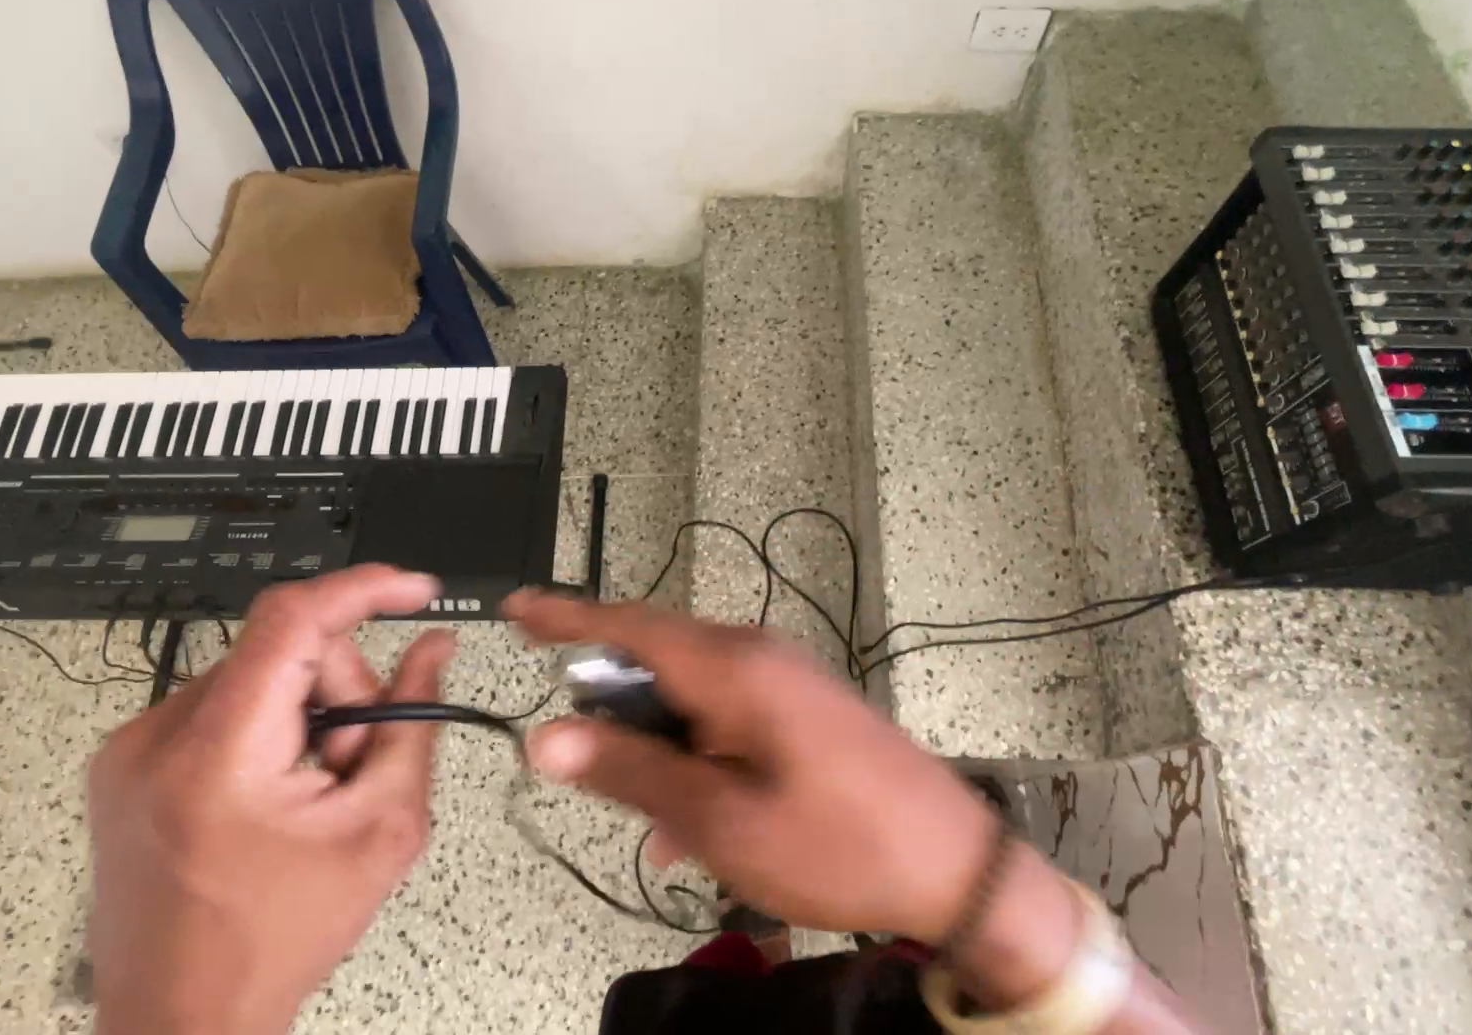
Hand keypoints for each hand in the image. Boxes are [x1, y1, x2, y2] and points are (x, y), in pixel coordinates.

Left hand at [87, 566, 453, 1034]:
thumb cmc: (277, 940)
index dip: (366, 589)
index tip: (417, 591)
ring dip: (312, 711)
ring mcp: (132, 748)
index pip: (293, 616)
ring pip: (261, 671)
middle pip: (286, 647)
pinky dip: (275, 726)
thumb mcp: (383, 828)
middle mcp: (156, 736)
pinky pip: (229, 702)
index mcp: (217, 752)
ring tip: (318, 790)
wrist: (181, 1023)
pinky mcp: (130, 762)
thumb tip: (433, 650)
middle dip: (346, 688)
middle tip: (361, 762)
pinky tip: (283, 790)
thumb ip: (415, 722)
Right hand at [505, 589, 1005, 941]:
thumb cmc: (835, 843)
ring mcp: (783, 675)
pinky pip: (725, 714)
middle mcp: (755, 653)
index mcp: (732, 667)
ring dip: (661, 750)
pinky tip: (699, 820)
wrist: (955, 864)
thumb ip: (630, 770)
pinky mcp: (800, 702)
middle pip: (656, 662)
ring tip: (664, 824)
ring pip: (689, 696)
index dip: (565, 614)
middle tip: (601, 775)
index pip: (628, 623)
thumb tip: (547, 738)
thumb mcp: (720, 819)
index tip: (516, 606)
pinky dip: (698, 756)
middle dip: (619, 717)